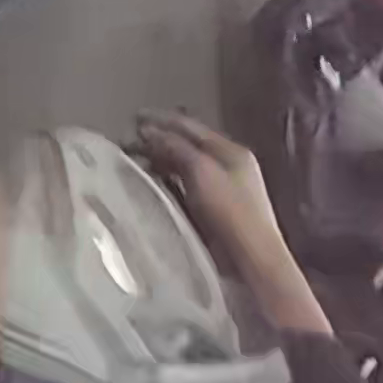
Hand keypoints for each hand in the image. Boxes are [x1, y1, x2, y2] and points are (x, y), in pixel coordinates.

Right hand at [131, 112, 278, 253]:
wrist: (254, 263)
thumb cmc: (229, 210)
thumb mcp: (199, 169)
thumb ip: (172, 145)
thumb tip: (146, 130)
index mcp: (230, 150)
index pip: (189, 125)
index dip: (160, 119)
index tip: (132, 118)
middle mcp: (228, 164)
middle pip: (185, 144)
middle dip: (156, 140)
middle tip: (128, 142)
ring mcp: (223, 187)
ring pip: (183, 163)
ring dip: (159, 158)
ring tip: (135, 160)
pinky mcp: (215, 208)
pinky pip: (185, 183)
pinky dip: (167, 177)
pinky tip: (152, 180)